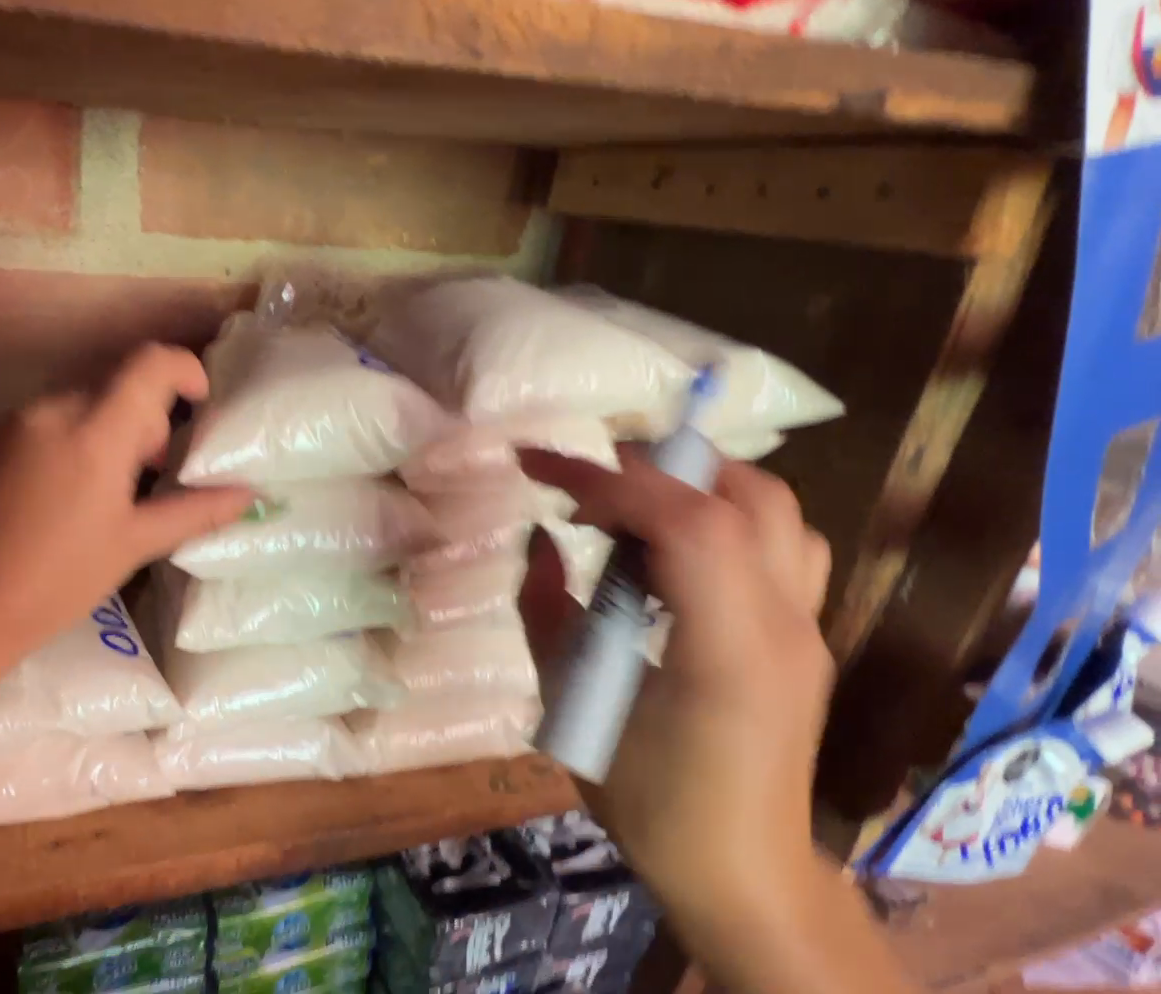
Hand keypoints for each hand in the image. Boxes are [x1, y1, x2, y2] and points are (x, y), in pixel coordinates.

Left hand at [0, 344, 254, 673]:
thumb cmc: (56, 582)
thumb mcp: (132, 545)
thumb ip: (194, 511)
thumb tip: (249, 495)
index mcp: (95, 431)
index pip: (150, 363)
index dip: (183, 370)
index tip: (196, 403)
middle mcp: (50, 410)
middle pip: (113, 386)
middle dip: (141, 419)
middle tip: (145, 475)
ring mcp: (8, 421)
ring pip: (74, 405)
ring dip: (100, 431)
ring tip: (97, 494)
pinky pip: (37, 423)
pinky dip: (60, 442)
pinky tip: (50, 499)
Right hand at [519, 449, 832, 913]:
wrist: (744, 876)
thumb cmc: (651, 802)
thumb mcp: (576, 706)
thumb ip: (549, 613)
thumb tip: (539, 543)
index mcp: (728, 647)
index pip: (686, 521)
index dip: (609, 481)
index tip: (541, 470)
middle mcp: (783, 624)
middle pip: (746, 496)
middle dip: (656, 468)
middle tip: (585, 484)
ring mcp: (805, 628)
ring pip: (775, 513)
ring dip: (698, 486)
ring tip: (629, 506)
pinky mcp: (803, 638)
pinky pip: (779, 546)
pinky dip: (723, 519)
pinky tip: (674, 552)